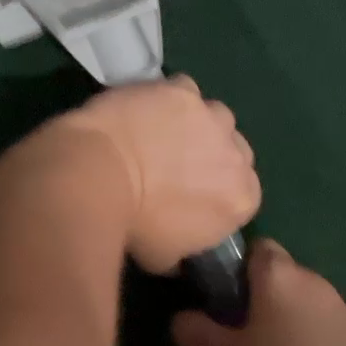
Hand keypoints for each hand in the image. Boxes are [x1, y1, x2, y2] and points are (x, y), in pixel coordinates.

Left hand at [49, 75, 259, 273]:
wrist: (102, 173)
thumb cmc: (134, 224)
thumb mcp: (166, 258)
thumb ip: (185, 248)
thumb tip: (177, 251)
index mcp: (242, 198)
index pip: (244, 189)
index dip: (219, 185)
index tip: (195, 186)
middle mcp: (236, 154)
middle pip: (233, 146)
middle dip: (213, 150)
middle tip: (178, 154)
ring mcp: (208, 116)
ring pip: (214, 113)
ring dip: (196, 119)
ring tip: (163, 124)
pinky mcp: (179, 90)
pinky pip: (183, 87)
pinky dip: (168, 94)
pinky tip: (148, 102)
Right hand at [172, 240, 345, 345]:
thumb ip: (196, 331)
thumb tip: (184, 318)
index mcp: (281, 276)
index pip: (257, 247)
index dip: (241, 271)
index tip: (230, 301)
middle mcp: (320, 284)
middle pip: (287, 280)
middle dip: (271, 302)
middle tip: (253, 336)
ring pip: (316, 310)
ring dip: (301, 326)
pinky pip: (341, 337)